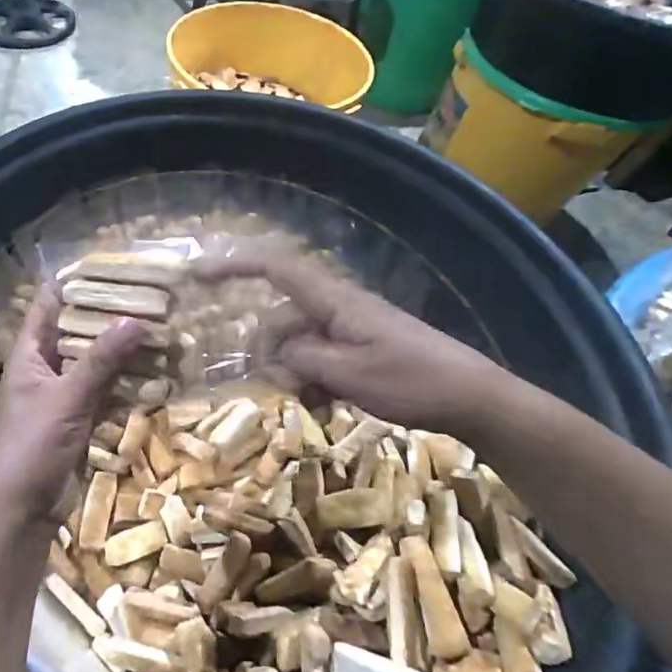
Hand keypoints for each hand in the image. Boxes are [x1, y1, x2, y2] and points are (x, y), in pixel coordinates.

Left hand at [0, 291, 143, 532]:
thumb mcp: (67, 399)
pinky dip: (127, 384)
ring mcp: (63, 398)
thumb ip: (101, 361)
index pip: (48, 306)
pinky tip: (156, 373)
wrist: (18, 515)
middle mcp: (44, 370)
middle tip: (150, 296)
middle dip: (109, 316)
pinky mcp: (79, 422)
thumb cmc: (31, 448)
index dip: (73, 283)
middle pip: (77, 333)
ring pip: (95, 364)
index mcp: (28, 356)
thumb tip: (135, 319)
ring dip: (122, 351)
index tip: (110, 265)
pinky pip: (105, 394)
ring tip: (161, 328)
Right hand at [196, 255, 510, 438]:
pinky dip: (317, 380)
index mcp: (336, 301)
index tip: (200, 275)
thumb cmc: (413, 381)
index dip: (236, 265)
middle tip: (285, 392)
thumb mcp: (350, 375)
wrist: (471, 396)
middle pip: (285, 320)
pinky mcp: (364, 351)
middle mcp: (340, 309)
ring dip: (297, 374)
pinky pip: (323, 359)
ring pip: (302, 344)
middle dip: (274, 354)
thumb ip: (304, 359)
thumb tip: (277, 352)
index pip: (278, 269)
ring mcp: (353, 330)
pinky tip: (330, 406)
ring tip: (315, 404)